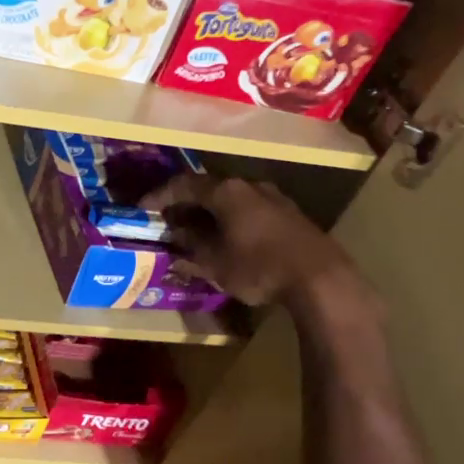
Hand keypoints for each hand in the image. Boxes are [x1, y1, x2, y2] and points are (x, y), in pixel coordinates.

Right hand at [143, 175, 371, 311]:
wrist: (321, 279)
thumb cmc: (258, 267)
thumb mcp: (215, 263)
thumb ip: (191, 247)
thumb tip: (175, 237)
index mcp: (226, 192)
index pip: (183, 185)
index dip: (160, 196)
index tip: (142, 208)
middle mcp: (249, 186)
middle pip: (209, 189)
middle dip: (186, 205)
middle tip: (169, 220)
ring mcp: (274, 198)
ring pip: (232, 201)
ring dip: (211, 213)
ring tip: (197, 232)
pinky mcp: (291, 215)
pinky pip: (250, 211)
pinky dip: (232, 220)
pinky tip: (229, 239)